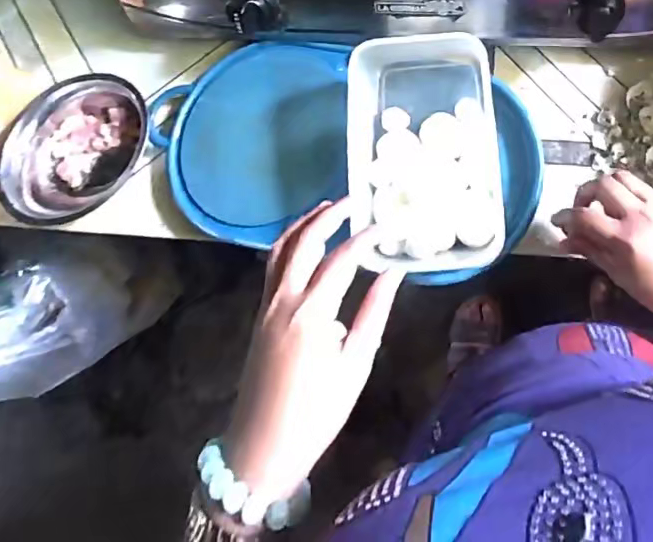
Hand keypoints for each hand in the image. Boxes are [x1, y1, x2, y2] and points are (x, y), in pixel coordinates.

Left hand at [224, 199, 404, 498]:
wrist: (260, 452)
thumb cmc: (316, 413)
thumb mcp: (356, 364)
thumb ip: (375, 311)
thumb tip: (394, 270)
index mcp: (312, 314)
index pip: (342, 258)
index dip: (367, 236)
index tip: (388, 224)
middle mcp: (284, 301)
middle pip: (305, 242)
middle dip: (330, 215)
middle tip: (355, 200)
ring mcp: (266, 307)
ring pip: (281, 249)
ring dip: (305, 223)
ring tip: (328, 207)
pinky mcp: (259, 315)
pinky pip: (272, 266)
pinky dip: (289, 243)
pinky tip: (305, 240)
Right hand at [551, 170, 652, 328]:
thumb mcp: (621, 277)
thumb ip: (592, 252)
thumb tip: (565, 240)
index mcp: (625, 239)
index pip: (584, 216)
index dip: (564, 217)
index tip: (557, 222)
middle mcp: (637, 215)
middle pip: (600, 185)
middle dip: (582, 195)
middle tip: (580, 213)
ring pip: (618, 177)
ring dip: (603, 186)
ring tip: (600, 205)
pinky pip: (637, 184)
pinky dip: (622, 188)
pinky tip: (620, 206)